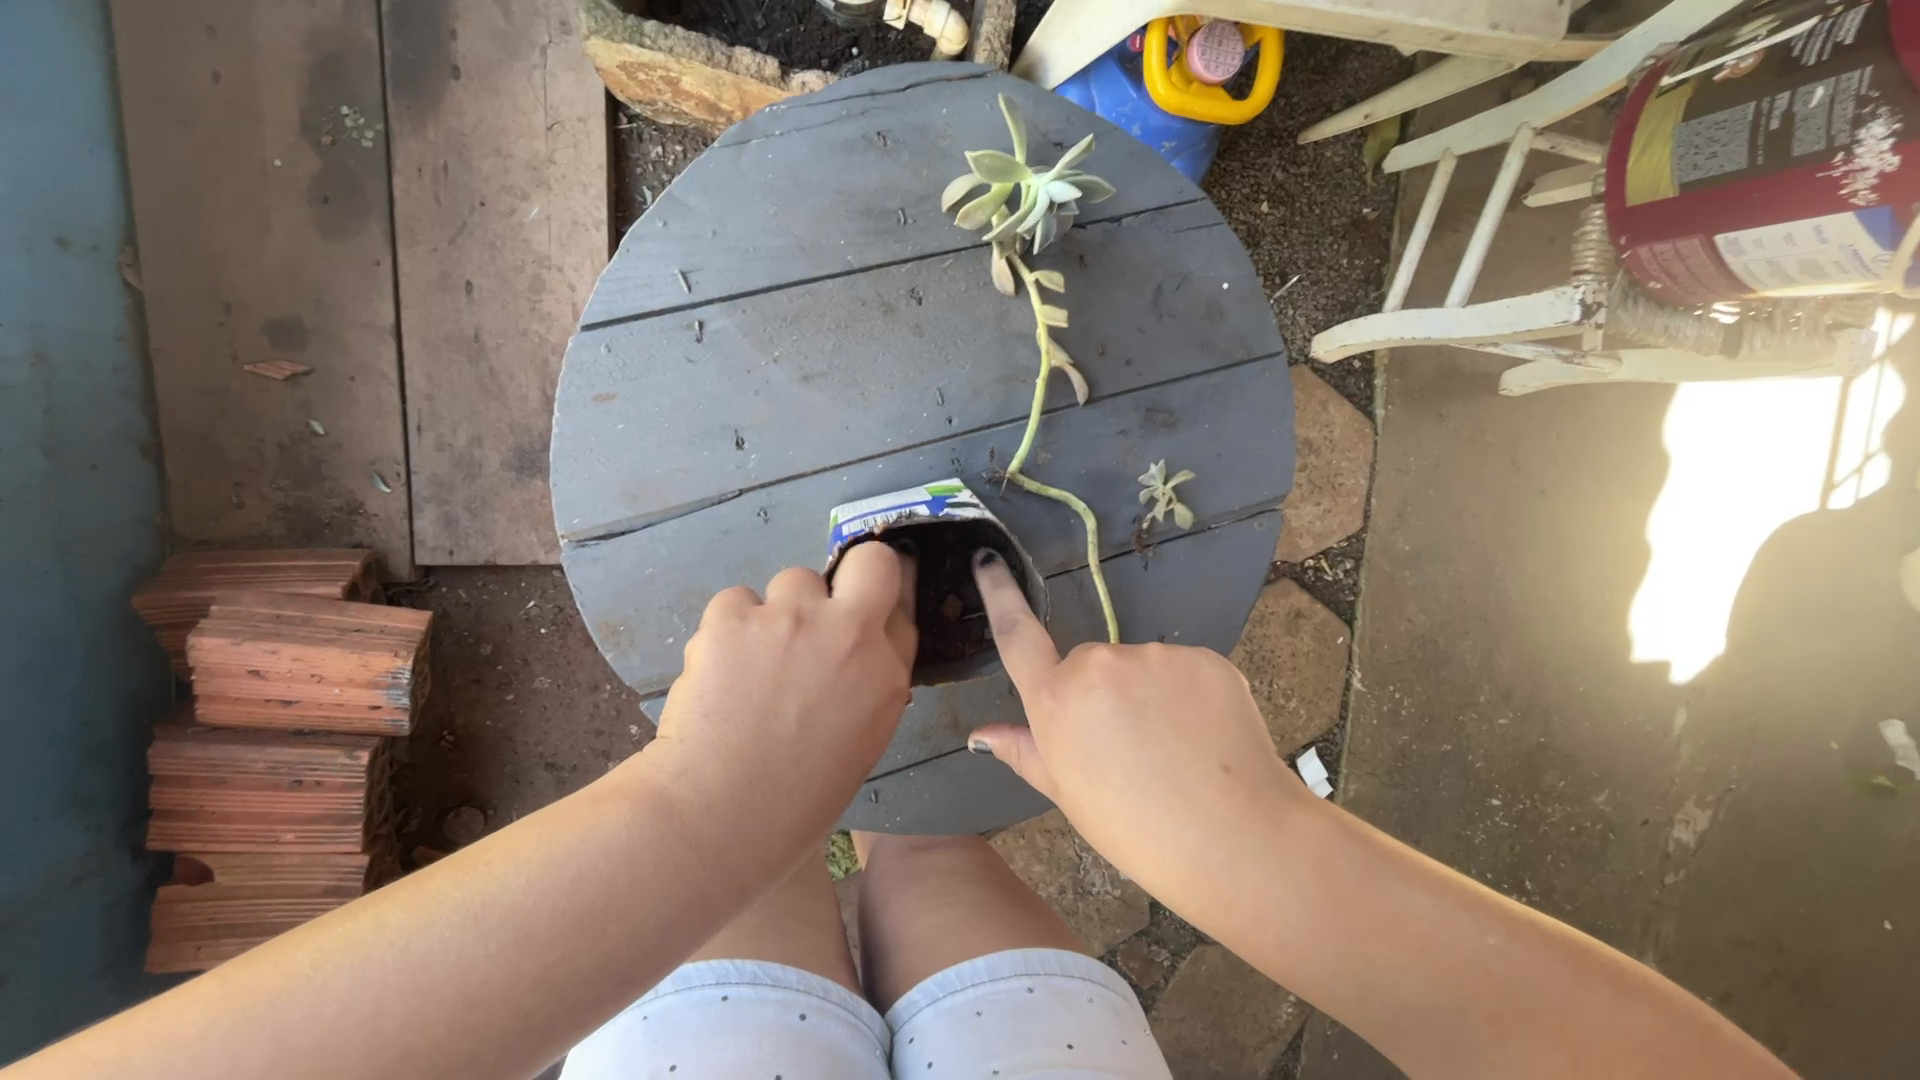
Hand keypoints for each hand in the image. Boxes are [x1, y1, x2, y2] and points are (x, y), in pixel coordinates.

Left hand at [650, 542, 916, 857]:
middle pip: (870, 560)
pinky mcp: (734, 616)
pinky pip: (736, 601)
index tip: (859, 618)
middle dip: (851, 572)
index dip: (878, 610)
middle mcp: (849, 633)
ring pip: (791, 581)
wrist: (718, 815)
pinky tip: (719, 670)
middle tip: (819, 609)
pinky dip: (729, 629)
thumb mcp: (859, 740)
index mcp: (886, 674)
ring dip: (778, 612)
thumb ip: (865, 685)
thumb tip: (847, 656)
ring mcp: (791, 618)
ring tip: (751, 661)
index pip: (901, 610)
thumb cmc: (795, 801)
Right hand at [966, 550, 1309, 899]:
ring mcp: (1155, 656)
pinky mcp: (1204, 657)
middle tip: (1127, 747)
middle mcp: (1099, 664)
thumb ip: (1024, 751)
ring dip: (1148, 696)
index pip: (1017, 634)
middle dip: (1102, 695)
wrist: (1232, 838)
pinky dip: (1188, 696)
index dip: (999, 593)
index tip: (987, 557)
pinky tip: (1202, 735)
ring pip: (1140, 668)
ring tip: (1171, 748)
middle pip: (1091, 665)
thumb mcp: (1066, 793)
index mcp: (1056, 699)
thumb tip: (981, 735)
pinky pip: (1183, 670)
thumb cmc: (1133, 828)